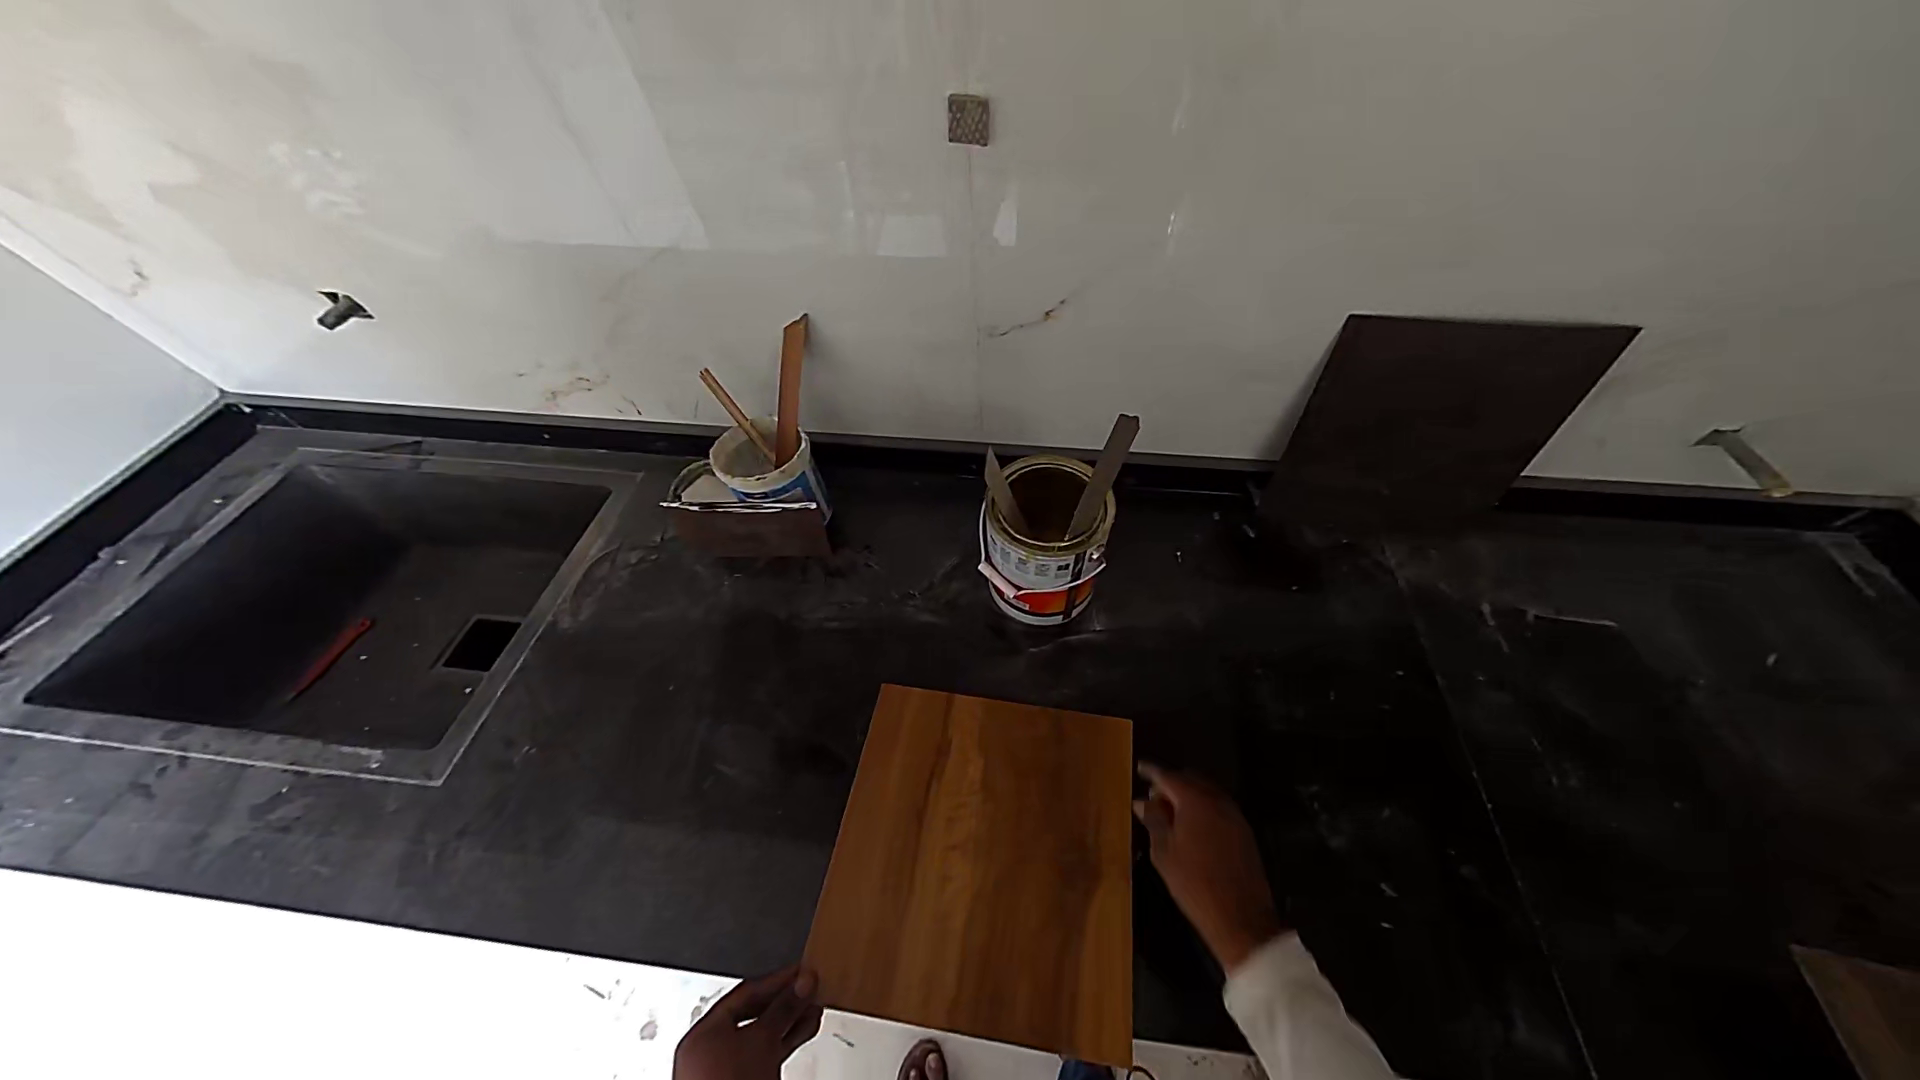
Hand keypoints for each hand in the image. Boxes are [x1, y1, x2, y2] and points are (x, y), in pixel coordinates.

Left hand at [674, 966, 822, 1079]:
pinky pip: (763, 1054)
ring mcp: (723, 1071)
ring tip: (813, 1009)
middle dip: (785, 1001)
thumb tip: (802, 983)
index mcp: (703, 1034)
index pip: (745, 992)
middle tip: (809, 990)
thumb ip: (784, 1008)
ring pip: (761, 1035)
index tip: (801, 973)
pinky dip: (783, 1042)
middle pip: (753, 1013)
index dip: (777, 980)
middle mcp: (709, 1050)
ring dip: (789, 1021)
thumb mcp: (763, 1041)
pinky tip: (803, 1032)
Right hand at [1134, 763, 1284, 973]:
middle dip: (1170, 783)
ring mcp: (1234, 815)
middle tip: (1153, 797)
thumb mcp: (1163, 851)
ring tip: (1170, 813)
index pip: (1168, 776)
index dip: (1151, 771)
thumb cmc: (1193, 883)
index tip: (1139, 767)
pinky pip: (1218, 808)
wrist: (1240, 917)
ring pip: (1206, 793)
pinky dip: (1202, 808)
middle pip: (1190, 779)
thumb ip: (1154, 820)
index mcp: (1195, 801)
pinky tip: (1191, 826)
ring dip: (1188, 796)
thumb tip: (1143, 801)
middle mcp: (1217, 800)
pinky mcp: (1243, 832)